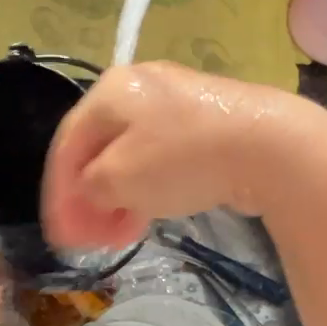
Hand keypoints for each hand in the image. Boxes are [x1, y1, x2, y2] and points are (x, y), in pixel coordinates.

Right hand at [42, 61, 326, 251]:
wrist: (268, 146)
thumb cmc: (180, 159)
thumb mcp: (118, 180)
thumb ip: (88, 189)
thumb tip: (90, 193)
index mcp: (109, 92)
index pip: (66, 146)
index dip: (58, 196)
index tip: (61, 236)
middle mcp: (139, 86)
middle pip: (98, 150)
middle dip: (90, 200)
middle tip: (91, 239)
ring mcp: (177, 101)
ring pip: (131, 155)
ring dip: (118, 198)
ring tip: (120, 234)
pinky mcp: (208, 120)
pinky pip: (162, 156)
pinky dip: (148, 188)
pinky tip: (151, 214)